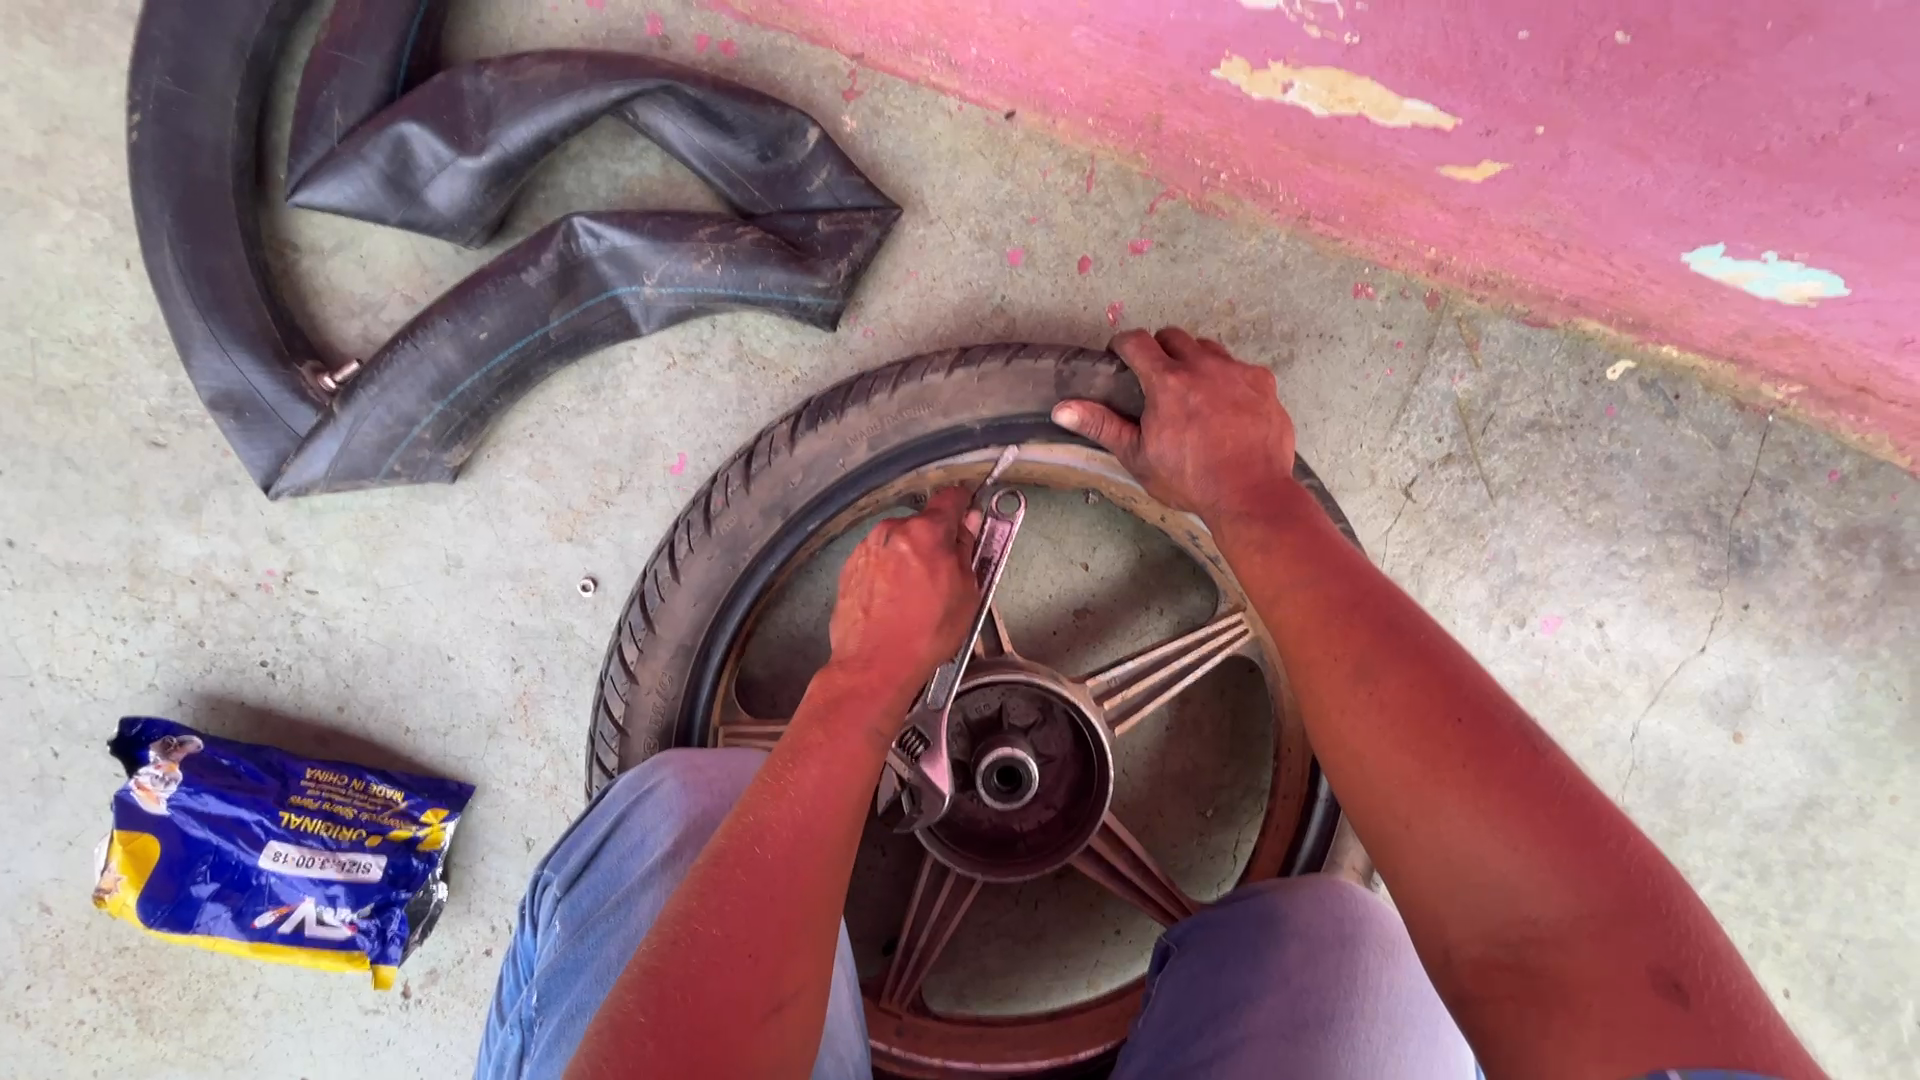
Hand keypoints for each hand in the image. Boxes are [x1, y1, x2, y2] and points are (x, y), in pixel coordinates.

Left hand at [827, 486, 980, 698]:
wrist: (875, 664)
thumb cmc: (923, 634)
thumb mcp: (967, 593)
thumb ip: (967, 550)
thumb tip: (968, 527)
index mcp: (927, 532)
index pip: (951, 498)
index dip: (964, 506)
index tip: (968, 516)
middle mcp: (893, 531)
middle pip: (923, 524)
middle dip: (936, 543)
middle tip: (946, 575)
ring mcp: (868, 549)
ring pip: (899, 543)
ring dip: (910, 559)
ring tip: (918, 598)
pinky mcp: (851, 568)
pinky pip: (879, 561)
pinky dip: (889, 574)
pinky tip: (896, 603)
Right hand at [1053, 328, 1297, 527]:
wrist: (1251, 494)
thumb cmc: (1189, 479)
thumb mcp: (1138, 456)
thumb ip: (1102, 426)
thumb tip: (1061, 409)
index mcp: (1167, 382)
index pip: (1137, 341)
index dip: (1123, 345)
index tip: (1119, 356)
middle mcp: (1204, 367)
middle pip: (1173, 336)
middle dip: (1158, 349)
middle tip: (1154, 377)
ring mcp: (1238, 372)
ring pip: (1208, 349)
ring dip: (1193, 361)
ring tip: (1191, 391)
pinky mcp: (1264, 383)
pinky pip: (1240, 369)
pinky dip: (1227, 380)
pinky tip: (1225, 408)